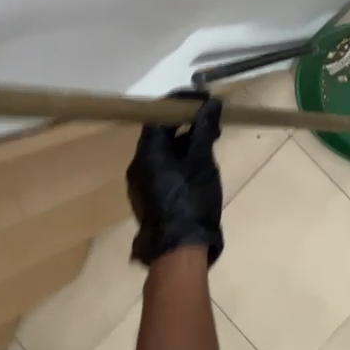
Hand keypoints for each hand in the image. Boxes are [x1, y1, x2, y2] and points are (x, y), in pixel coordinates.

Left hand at [126, 94, 223, 265]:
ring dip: (185, 139)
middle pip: (160, 131)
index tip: (204, 100)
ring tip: (210, 139)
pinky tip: (198, 162)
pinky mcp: (148, 196)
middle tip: (211, 118)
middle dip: (186, 121)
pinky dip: (179, 156)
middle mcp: (138, 164)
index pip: (160, 114)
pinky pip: (162, 165)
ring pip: (162, 150)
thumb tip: (210, 103)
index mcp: (148, 152)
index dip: (181, 102)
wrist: (179, 249)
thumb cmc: (191, 199)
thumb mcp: (202, 160)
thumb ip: (204, 129)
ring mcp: (141, 182)